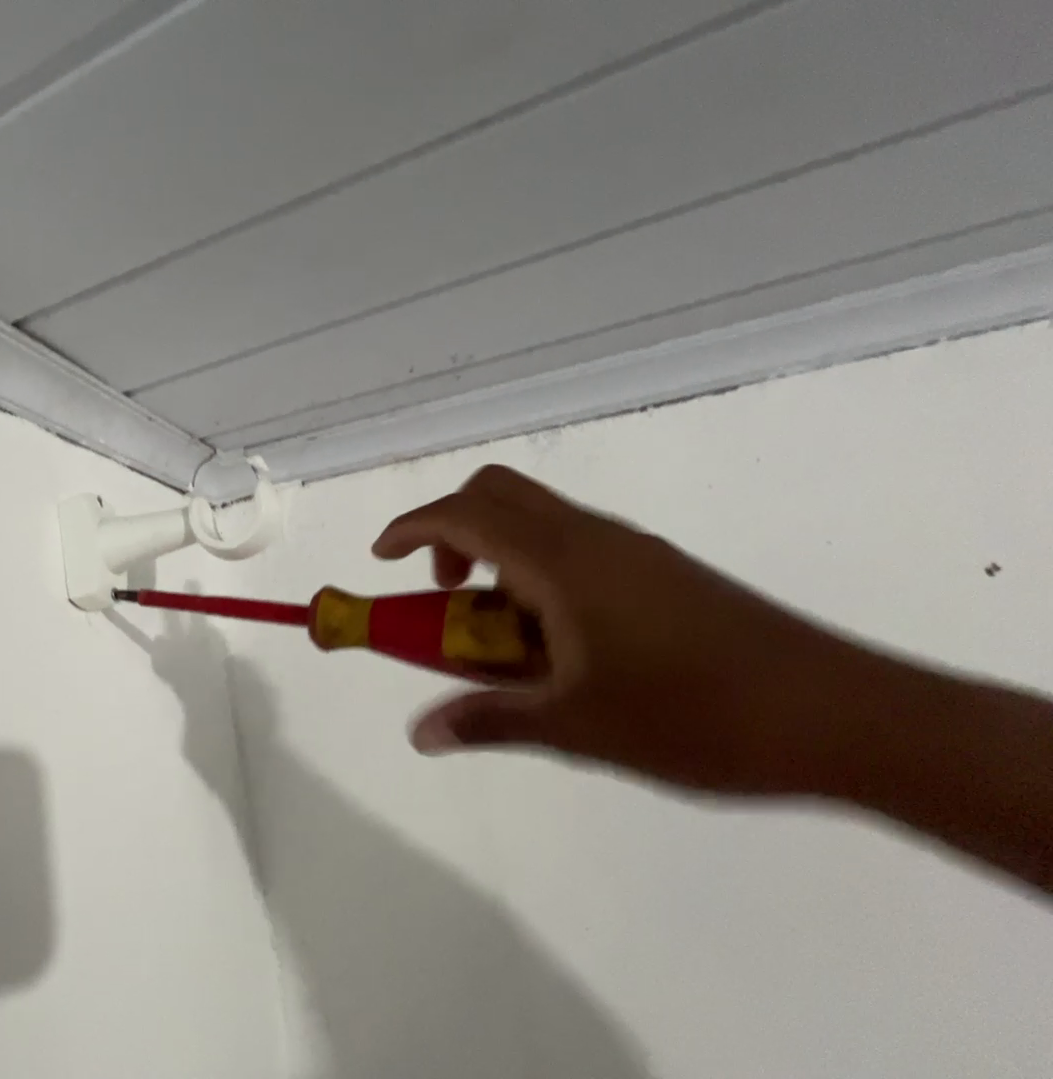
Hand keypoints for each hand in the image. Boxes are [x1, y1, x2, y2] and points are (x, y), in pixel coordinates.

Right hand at [370, 465, 928, 795]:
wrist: (846, 719)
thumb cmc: (695, 715)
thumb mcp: (576, 726)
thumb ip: (488, 720)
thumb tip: (421, 734)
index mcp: (563, 562)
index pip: (466, 514)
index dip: (411, 527)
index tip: (381, 560)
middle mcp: (595, 540)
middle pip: (499, 494)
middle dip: (449, 531)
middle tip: (442, 593)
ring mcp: (634, 553)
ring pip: (539, 520)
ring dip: (495, 555)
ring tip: (499, 633)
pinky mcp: (663, 574)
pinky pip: (575, 548)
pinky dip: (536, 573)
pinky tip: (557, 643)